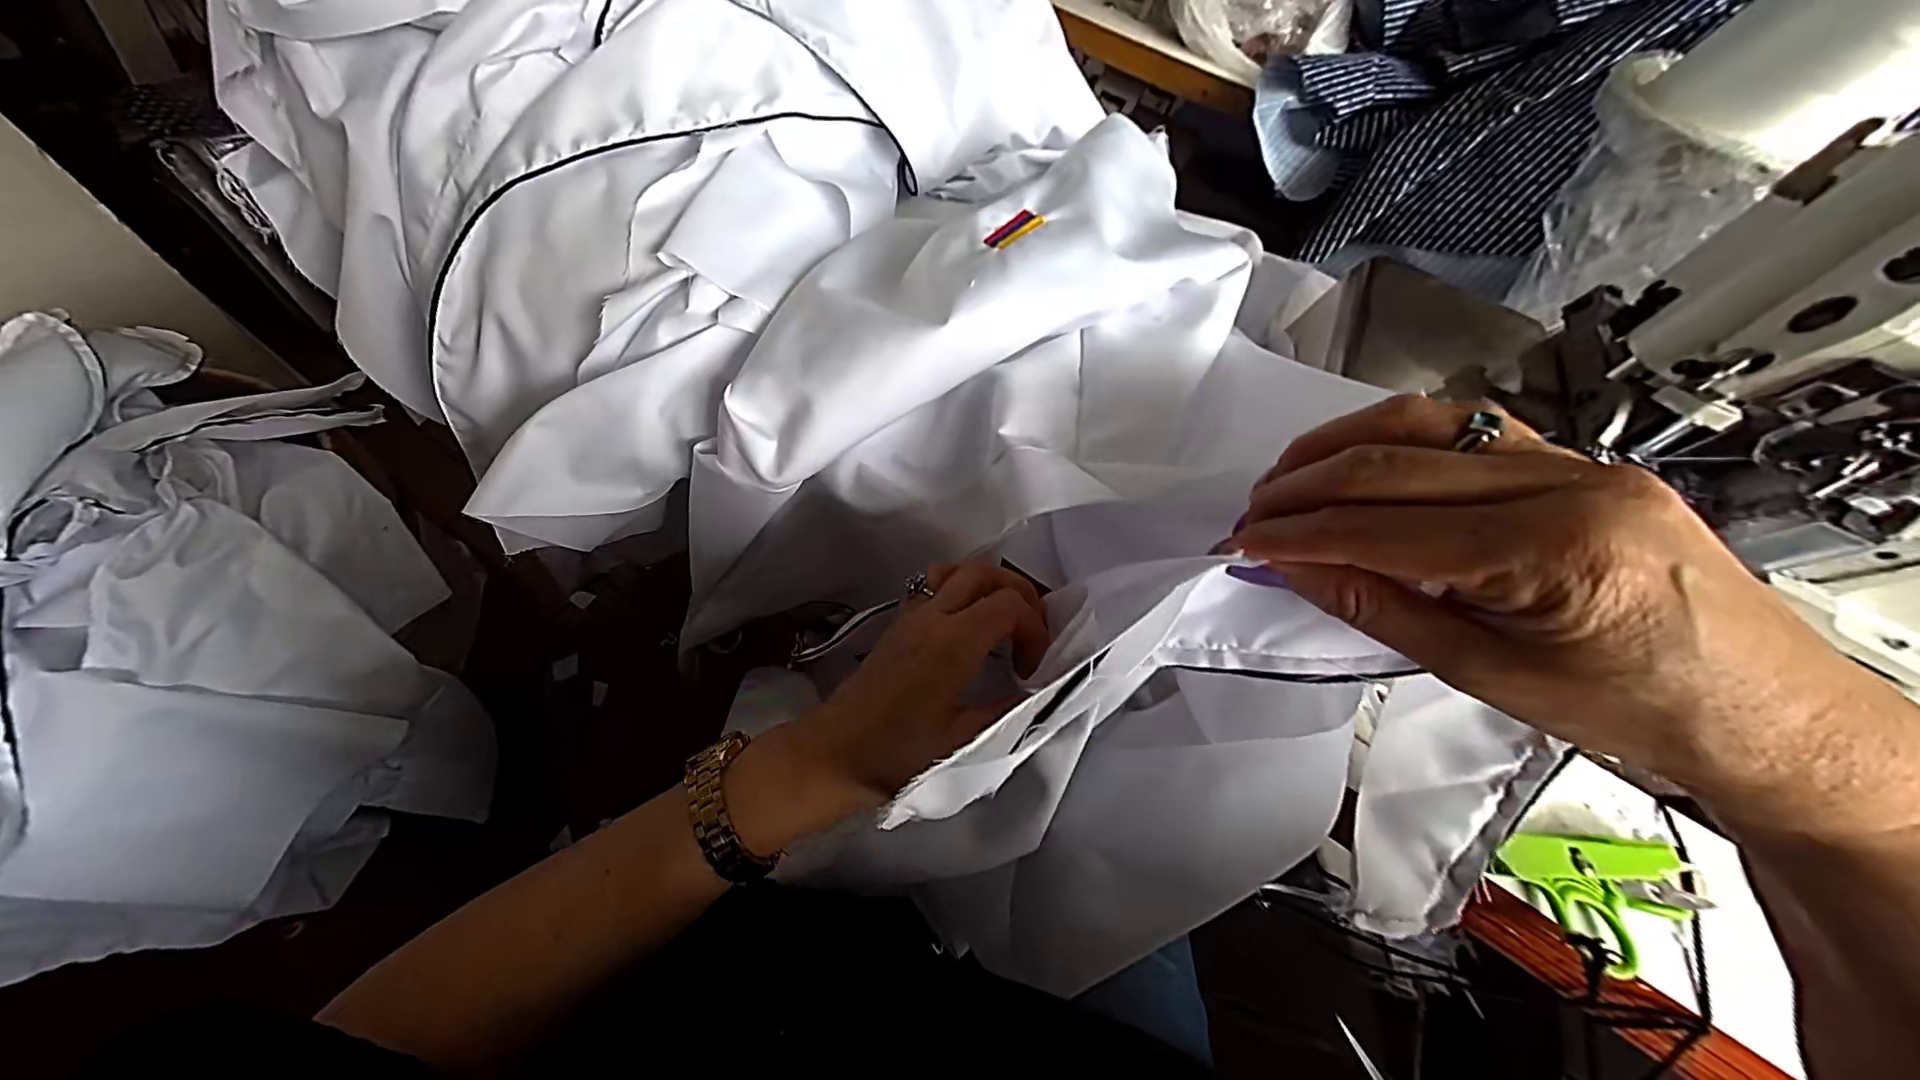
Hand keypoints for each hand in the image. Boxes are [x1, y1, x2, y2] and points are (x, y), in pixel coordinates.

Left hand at [726, 561, 1048, 852]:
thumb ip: (1006, 711)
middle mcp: (931, 618)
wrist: (832, 754)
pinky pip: (934, 586)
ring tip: (1003, 622)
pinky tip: (967, 627)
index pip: (1010, 605)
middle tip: (1030, 632)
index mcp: (952, 643)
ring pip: (958, 571)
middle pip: (985, 573)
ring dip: (989, 586)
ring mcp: (910, 617)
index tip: (1033, 665)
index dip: (1035, 628)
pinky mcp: (897, 625)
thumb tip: (1037, 693)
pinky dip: (961, 590)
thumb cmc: (895, 753)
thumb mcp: (961, 741)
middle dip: (1019, 594)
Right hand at [1228, 395, 1918, 831]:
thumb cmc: (1637, 707)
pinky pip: (1466, 425)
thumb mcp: (1483, 671)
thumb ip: (1377, 607)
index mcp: (1550, 550)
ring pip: (1424, 421)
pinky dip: (1393, 436)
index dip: (1296, 534)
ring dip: (1338, 445)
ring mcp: (1578, 461)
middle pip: (1391, 463)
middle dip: (1301, 488)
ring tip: (1287, 476)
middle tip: (1252, 513)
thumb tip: (1297, 568)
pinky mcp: (1577, 459)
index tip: (1246, 542)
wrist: (1763, 711)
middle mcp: (1569, 484)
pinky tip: (1356, 455)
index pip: (1379, 528)